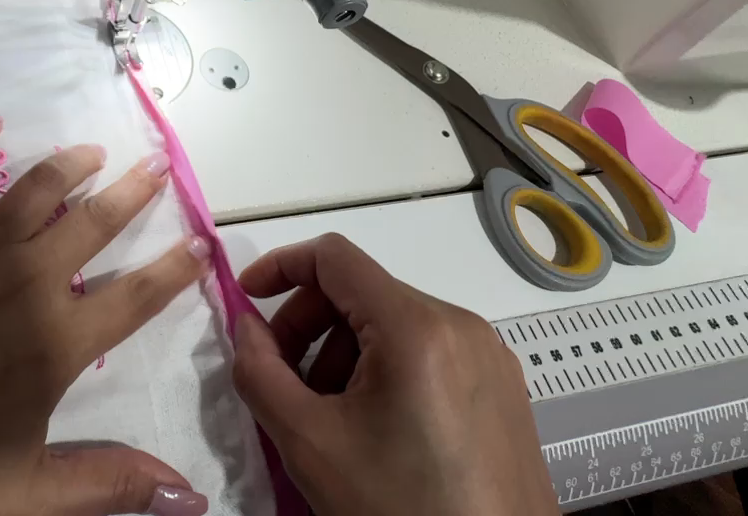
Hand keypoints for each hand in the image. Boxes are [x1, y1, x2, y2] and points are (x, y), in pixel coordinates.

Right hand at [230, 234, 554, 515]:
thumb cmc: (400, 511)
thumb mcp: (308, 443)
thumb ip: (259, 371)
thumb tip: (248, 326)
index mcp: (416, 325)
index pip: (333, 257)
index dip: (280, 266)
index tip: (246, 299)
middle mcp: (459, 324)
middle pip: (359, 290)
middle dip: (307, 324)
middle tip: (282, 378)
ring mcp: (487, 356)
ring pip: (389, 322)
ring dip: (341, 351)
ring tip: (327, 414)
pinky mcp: (502, 387)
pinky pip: (424, 350)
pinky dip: (382, 368)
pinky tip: (371, 426)